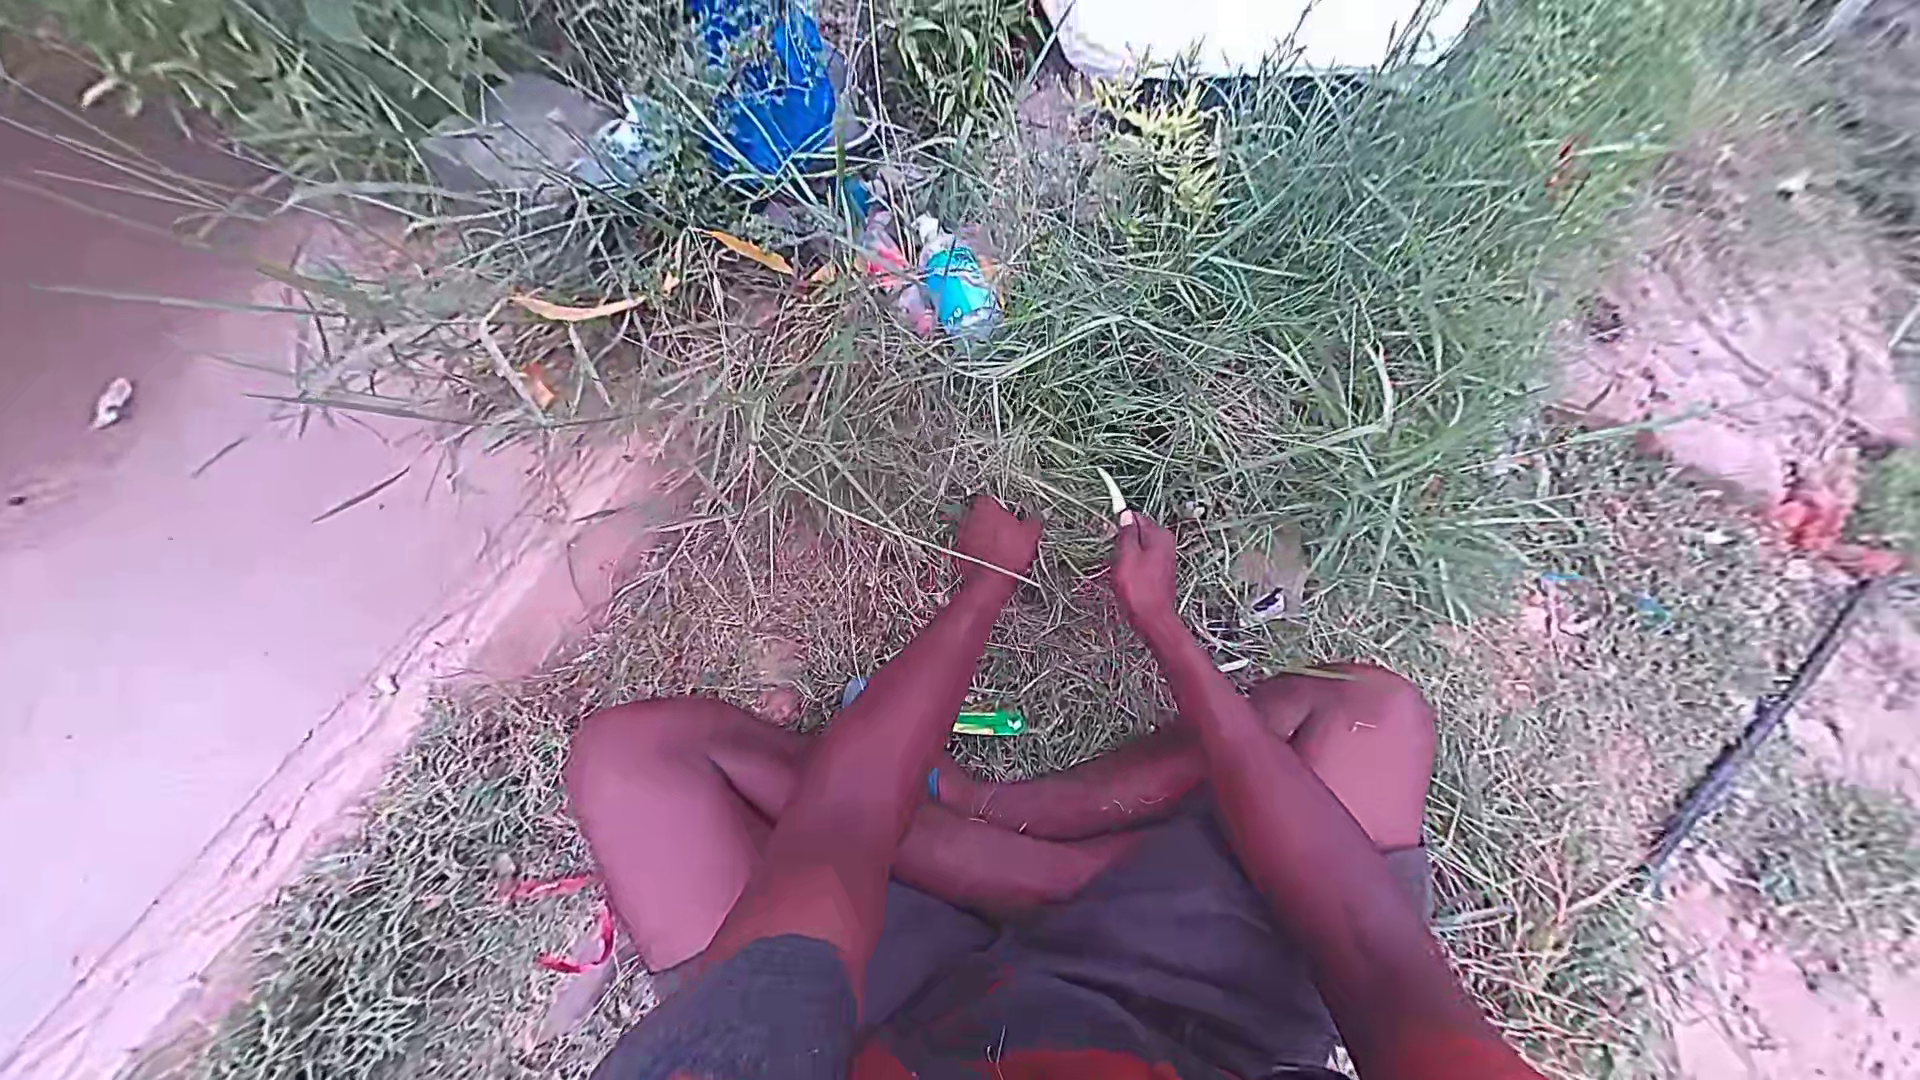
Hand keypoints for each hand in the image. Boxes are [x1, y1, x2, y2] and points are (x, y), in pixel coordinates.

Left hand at [954, 495, 1041, 589]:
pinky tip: (989, 558)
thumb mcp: (1030, 534)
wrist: (992, 579)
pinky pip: (968, 546)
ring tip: (998, 547)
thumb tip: (1037, 520)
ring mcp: (962, 535)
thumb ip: (1032, 522)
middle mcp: (969, 518)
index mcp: (986, 507)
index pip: (990, 499)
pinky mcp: (959, 551)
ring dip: (982, 536)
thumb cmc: (1008, 555)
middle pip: (980, 514)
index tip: (1008, 516)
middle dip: (991, 522)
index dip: (1000, 508)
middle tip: (1004, 531)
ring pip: (973, 530)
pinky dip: (976, 550)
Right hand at [1112, 511, 1180, 639]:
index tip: (1107, 534)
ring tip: (1118, 569)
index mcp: (1159, 536)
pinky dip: (1132, 565)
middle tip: (1112, 556)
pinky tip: (1126, 577)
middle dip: (1123, 541)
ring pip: (1139, 547)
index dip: (1120, 524)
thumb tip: (1126, 515)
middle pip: (1138, 532)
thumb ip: (1127, 534)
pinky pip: (1143, 560)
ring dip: (1126, 555)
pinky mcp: (1161, 571)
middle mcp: (1165, 544)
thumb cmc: (1138, 588)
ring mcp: (1165, 558)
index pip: (1136, 517)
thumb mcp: (1126, 556)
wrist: (1153, 619)